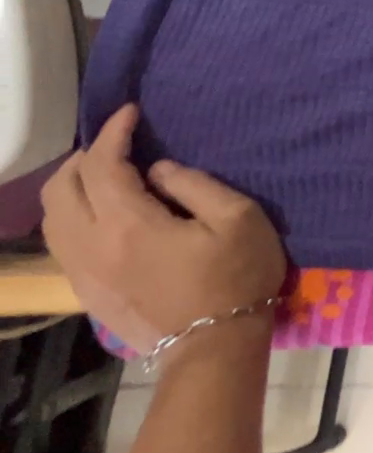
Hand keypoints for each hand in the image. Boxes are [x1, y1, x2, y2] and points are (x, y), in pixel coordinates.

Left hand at [42, 105, 286, 355]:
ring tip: (106, 169)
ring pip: (53, 216)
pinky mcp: (87, 286)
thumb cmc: (238, 272)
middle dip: (85, 157)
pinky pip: (62, 239)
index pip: (103, 168)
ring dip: (73, 185)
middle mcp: (91, 244)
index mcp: (130, 224)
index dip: (113, 135)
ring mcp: (83, 269)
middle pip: (62, 190)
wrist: (213, 339)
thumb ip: (196, 187)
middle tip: (118, 139)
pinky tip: (102, 208)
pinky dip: (73, 210)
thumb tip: (161, 169)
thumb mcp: (239, 219)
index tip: (130, 112)